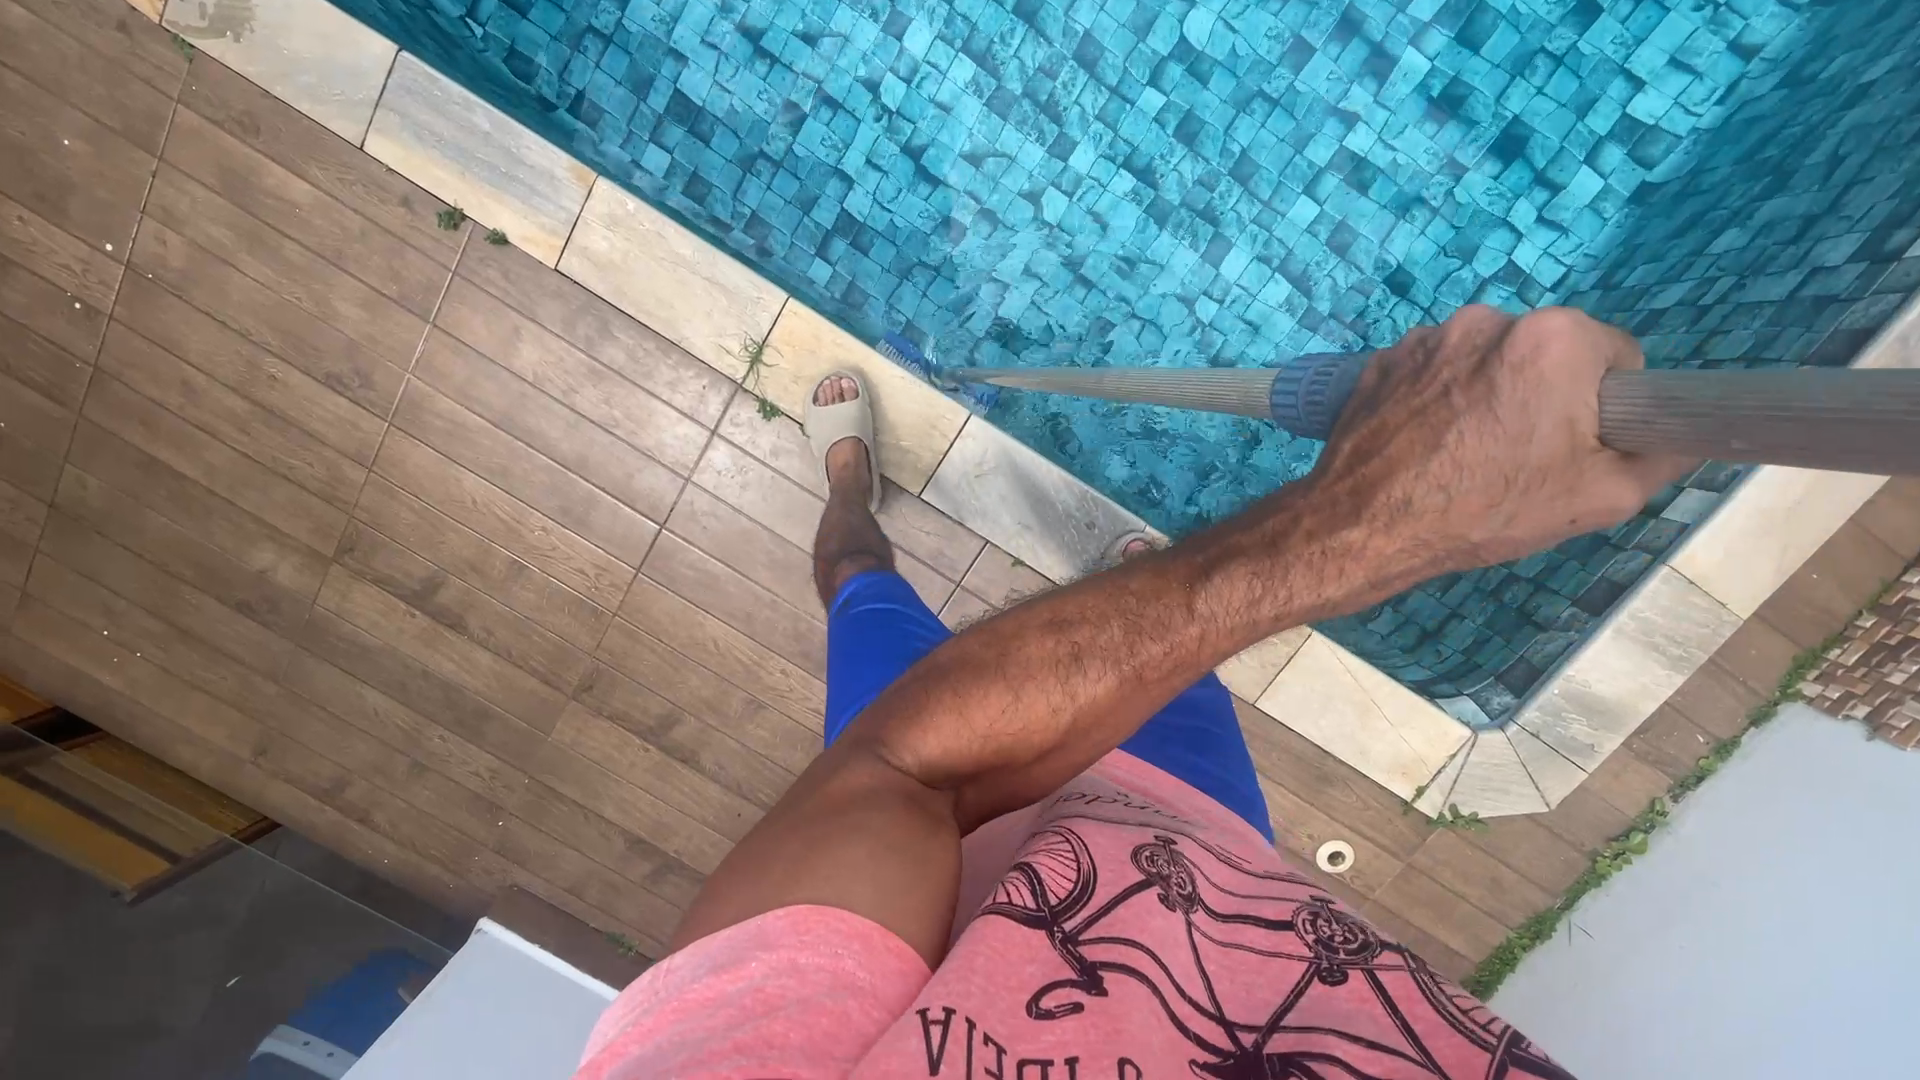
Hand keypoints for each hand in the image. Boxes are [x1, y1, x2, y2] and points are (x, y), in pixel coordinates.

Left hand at [1306, 305, 1694, 581]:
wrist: (1364, 525)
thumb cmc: (1486, 509)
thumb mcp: (1604, 494)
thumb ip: (1662, 452)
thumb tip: (1683, 430)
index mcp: (1554, 336)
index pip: (1612, 356)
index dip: (1602, 403)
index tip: (1571, 441)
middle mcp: (1486, 319)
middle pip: (1542, 354)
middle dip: (1539, 394)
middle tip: (1513, 452)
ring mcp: (1423, 338)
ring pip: (1481, 361)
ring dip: (1482, 393)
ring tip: (1460, 450)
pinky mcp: (1379, 361)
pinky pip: (1429, 372)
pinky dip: (1433, 397)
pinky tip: (1421, 441)